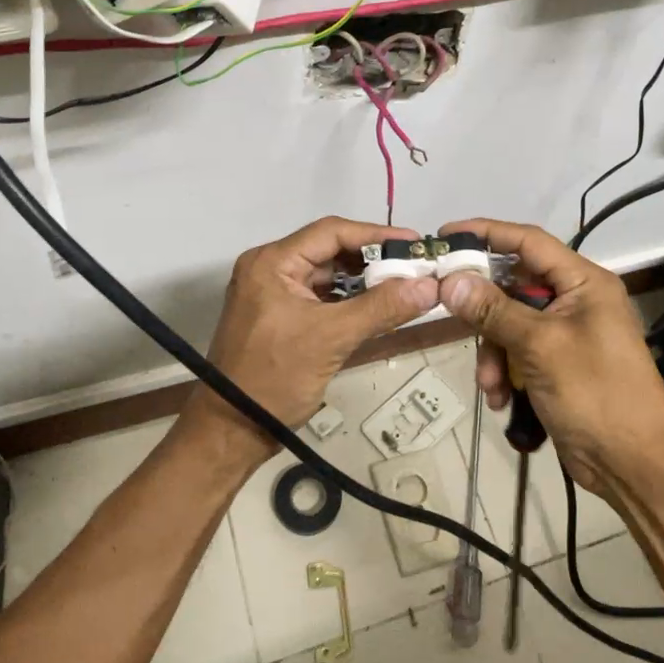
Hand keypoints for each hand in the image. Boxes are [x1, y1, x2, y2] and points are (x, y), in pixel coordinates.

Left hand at [184, 217, 440, 463]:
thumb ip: (381, 308)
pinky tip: (380, 307)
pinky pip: (322, 298)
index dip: (376, 235)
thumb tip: (430, 285)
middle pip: (330, 250)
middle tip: (416, 266)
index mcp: (272, 262)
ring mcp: (273, 294)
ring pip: (328, 275)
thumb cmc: (275, 378)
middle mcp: (270, 269)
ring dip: (365, 281)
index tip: (416, 242)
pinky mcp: (280, 317)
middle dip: (374, 259)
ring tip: (406, 285)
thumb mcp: (331, 338)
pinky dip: (350, 301)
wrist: (233, 430)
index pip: (331, 232)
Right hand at [436, 218, 663, 494]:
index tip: (445, 237)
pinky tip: (502, 401)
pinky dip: (504, 373)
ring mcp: (567, 334)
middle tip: (449, 317)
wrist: (633, 464)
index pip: (528, 242)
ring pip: (509, 324)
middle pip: (513, 285)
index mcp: (584, 282)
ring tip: (491, 386)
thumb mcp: (540, 346)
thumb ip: (493, 310)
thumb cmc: (596, 393)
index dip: (486, 233)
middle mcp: (576, 300)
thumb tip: (450, 280)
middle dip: (484, 311)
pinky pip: (517, 354)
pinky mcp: (557, 366)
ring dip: (492, 353)